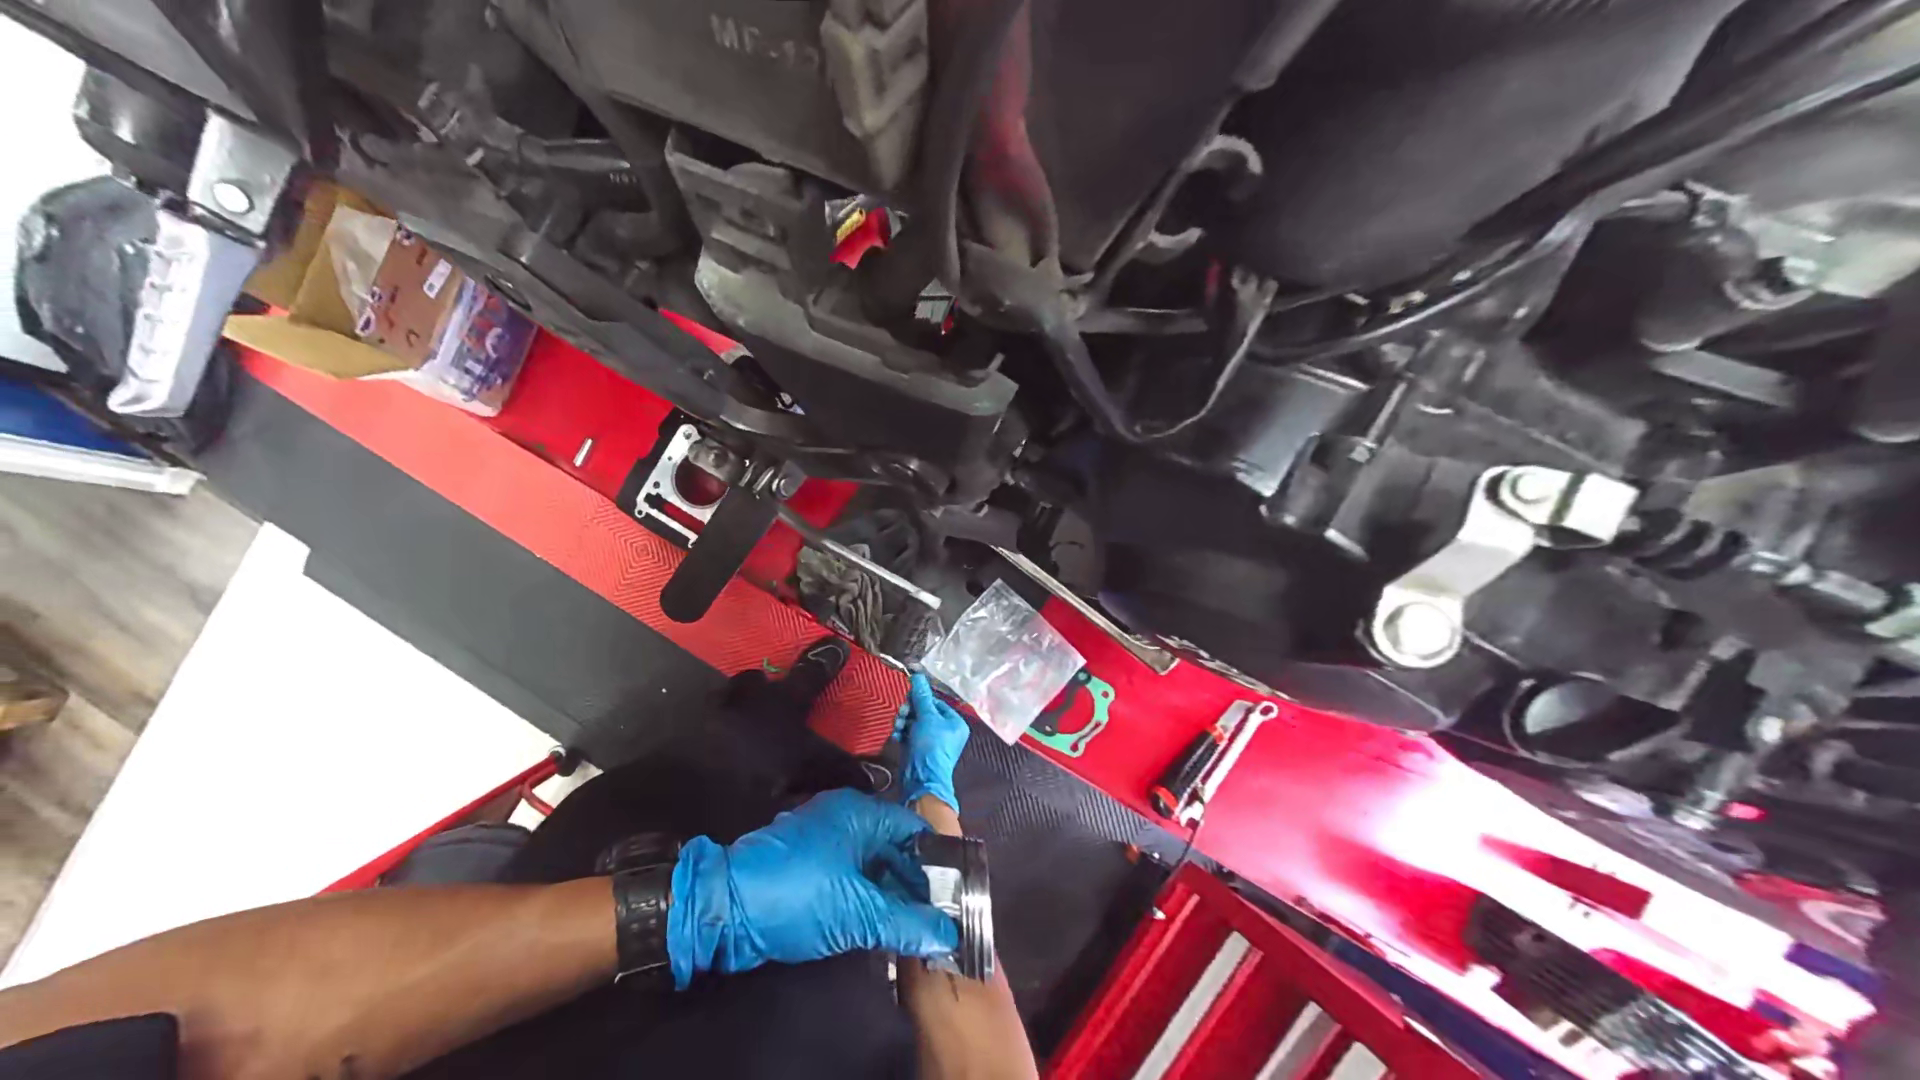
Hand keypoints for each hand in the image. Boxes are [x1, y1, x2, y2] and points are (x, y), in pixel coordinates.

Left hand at [667, 789, 958, 987]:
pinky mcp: (808, 865)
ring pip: (870, 864)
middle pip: (892, 847)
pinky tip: (882, 924)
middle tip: (939, 916)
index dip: (936, 860)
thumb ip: (905, 923)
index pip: (913, 829)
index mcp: (858, 813)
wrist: (722, 910)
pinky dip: (867, 896)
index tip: (956, 891)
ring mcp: (823, 840)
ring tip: (915, 926)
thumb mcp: (856, 913)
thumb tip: (948, 935)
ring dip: (890, 893)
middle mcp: (843, 818)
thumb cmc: (797, 895)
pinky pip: (849, 876)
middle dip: (914, 882)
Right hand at [897, 673, 969, 813]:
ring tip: (896, 725)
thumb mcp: (927, 718)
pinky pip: (909, 735)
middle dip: (909, 711)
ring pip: (914, 723)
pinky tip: (894, 734)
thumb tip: (917, 675)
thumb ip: (921, 697)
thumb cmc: (931, 746)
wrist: (922, 780)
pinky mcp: (918, 750)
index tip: (906, 696)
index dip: (921, 698)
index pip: (935, 702)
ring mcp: (932, 742)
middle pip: (924, 712)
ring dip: (903, 722)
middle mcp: (946, 731)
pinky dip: (901, 733)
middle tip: (900, 713)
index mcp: (955, 722)